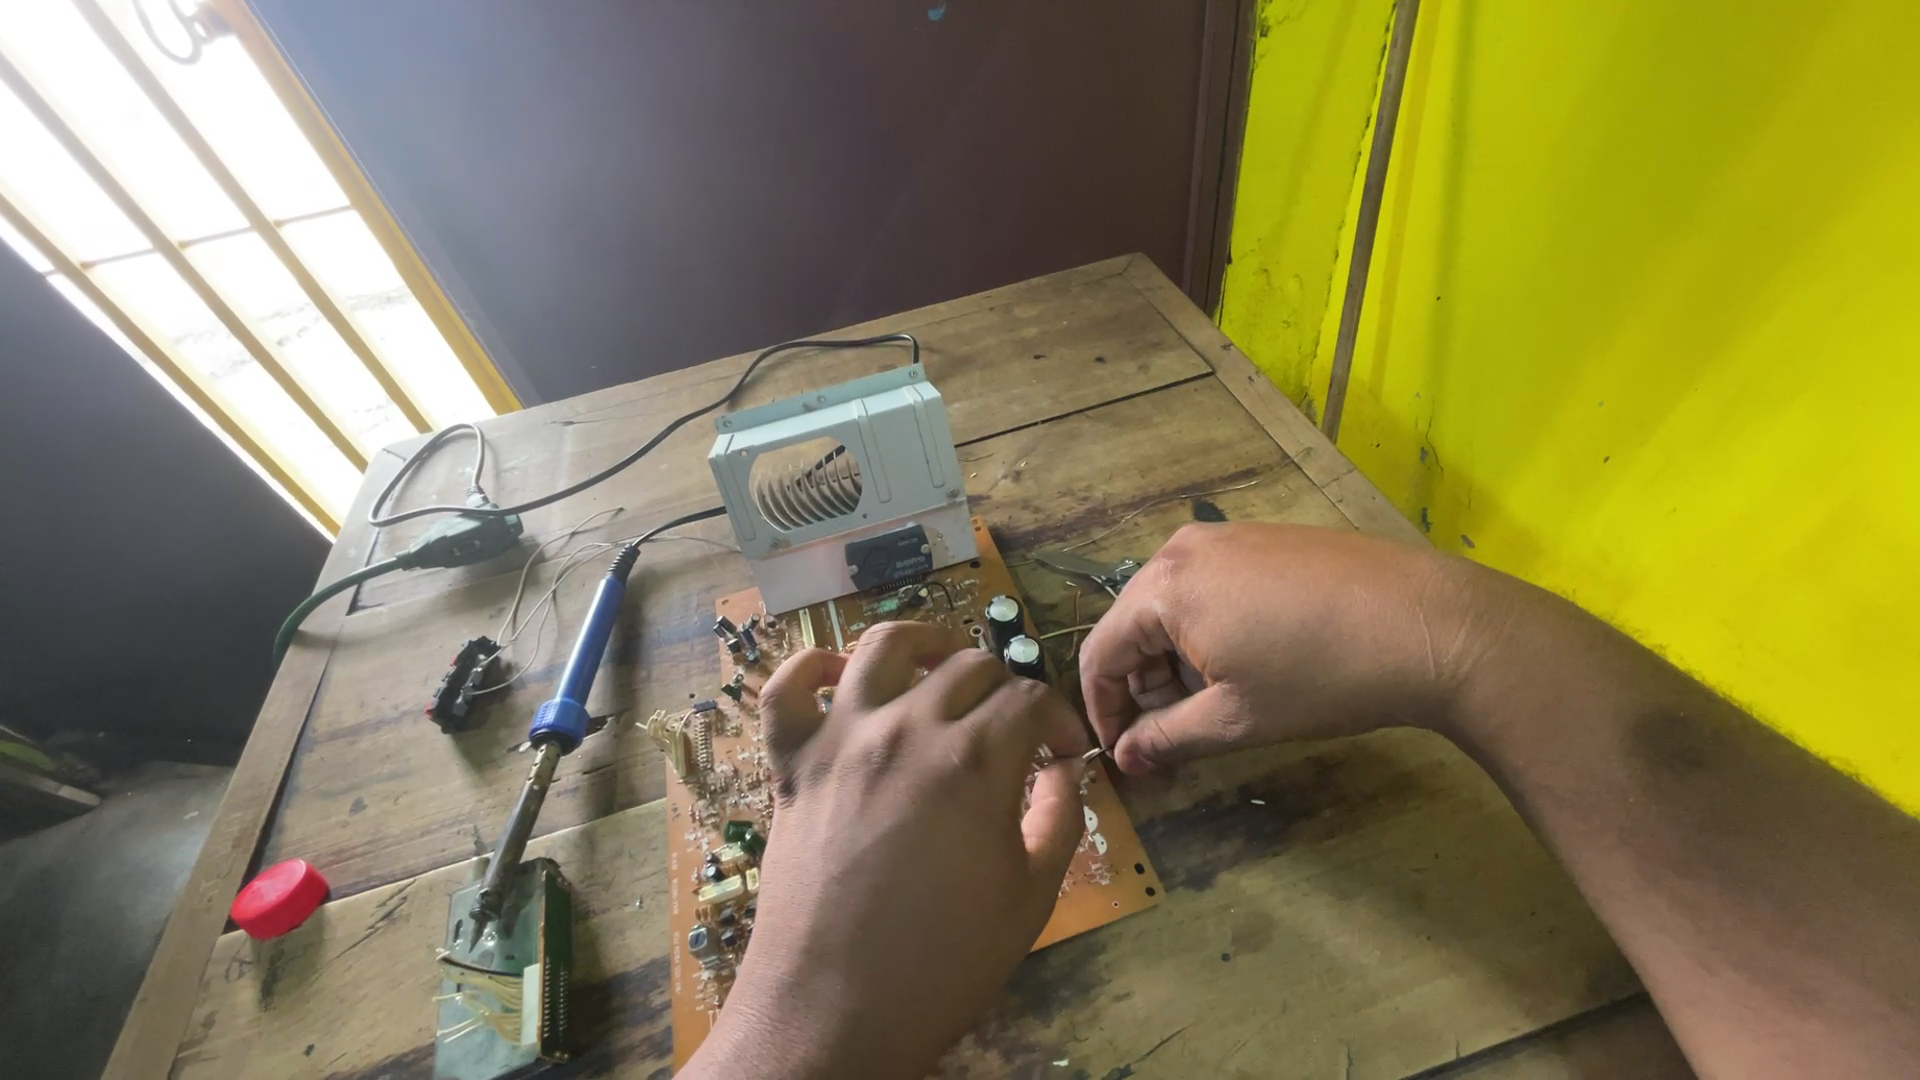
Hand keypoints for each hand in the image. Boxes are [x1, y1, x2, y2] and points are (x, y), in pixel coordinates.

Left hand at [684, 621, 1091, 1079]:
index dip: (1061, 720)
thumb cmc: (943, 964)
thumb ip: (1061, 817)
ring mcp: (842, 738)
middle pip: (971, 665)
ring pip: (884, 646)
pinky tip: (838, 676)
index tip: (1065, 753)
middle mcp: (908, 728)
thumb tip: (1064, 768)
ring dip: (923, 642)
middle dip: (1006, 686)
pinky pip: (786, 688)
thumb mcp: (1032, 897)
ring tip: (940, 661)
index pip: (1032, 700)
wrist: (833, 1015)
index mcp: (974, 761)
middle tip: (1011, 724)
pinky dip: (809, 666)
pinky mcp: (793, 760)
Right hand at [1079, 522, 1485, 773]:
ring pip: (1171, 605)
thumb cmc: (1322, 676)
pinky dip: (1206, 629)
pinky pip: (1208, 586)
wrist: (1437, 625)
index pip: (1101, 652)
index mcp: (1163, 587)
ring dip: (1175, 658)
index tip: (1122, 751)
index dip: (1103, 709)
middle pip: (1134, 624)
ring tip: (1214, 699)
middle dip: (1143, 684)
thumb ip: (1166, 738)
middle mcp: (1183, 549)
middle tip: (1173, 731)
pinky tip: (1247, 659)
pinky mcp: (1263, 538)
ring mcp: (1226, 537)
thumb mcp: (1235, 718)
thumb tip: (1125, 760)